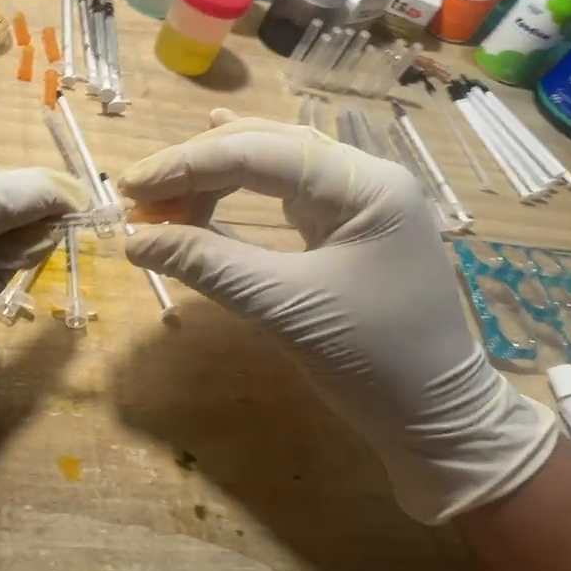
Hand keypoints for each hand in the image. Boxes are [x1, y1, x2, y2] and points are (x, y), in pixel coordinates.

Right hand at [117, 112, 555, 523]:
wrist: (440, 424)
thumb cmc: (375, 364)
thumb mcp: (284, 309)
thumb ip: (207, 263)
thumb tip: (132, 237)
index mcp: (364, 184)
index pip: (258, 152)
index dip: (187, 164)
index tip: (131, 186)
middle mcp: (362, 176)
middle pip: (262, 146)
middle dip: (195, 168)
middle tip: (138, 197)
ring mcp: (355, 200)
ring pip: (269, 164)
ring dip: (210, 180)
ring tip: (161, 203)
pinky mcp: (342, 227)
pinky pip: (279, 193)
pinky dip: (235, 192)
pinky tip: (210, 175)